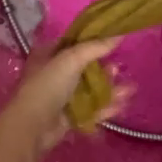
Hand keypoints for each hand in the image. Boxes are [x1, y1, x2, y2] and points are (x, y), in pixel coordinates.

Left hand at [0, 39, 122, 158]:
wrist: (31, 127)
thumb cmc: (47, 86)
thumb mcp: (70, 60)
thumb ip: (95, 47)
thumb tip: (119, 33)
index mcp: (48, 55)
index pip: (73, 44)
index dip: (92, 42)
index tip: (114, 42)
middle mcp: (53, 74)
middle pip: (84, 68)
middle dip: (104, 69)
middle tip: (120, 69)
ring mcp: (60, 97)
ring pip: (90, 90)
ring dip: (110, 89)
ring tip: (130, 89)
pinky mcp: (68, 117)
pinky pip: (90, 109)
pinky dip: (105, 107)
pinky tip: (122, 105)